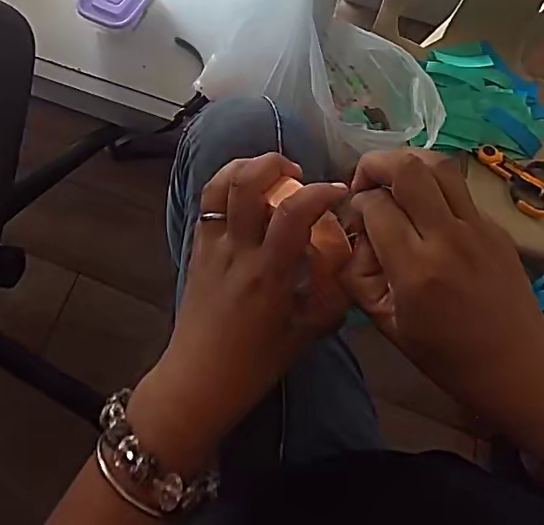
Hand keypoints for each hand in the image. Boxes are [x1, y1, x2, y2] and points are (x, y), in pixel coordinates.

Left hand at [129, 154, 350, 470]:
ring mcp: (211, 243)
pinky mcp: (196, 245)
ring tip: (269, 172)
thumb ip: (330, 299)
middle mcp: (236, 250)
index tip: (336, 190)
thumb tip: (347, 264)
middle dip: (274, 162)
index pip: (292, 214)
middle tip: (296, 173)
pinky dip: (227, 183)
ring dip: (247, 165)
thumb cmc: (252, 365)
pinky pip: (208, 200)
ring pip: (220, 184)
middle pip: (246, 183)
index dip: (318, 193)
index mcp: (266, 273)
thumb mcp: (303, 336)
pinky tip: (244, 191)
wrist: (196, 380)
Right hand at [338, 149, 543, 435]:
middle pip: (406, 168)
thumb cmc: (447, 355)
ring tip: (393, 179)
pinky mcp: (495, 225)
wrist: (522, 369)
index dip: (357, 202)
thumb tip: (355, 232)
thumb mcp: (386, 323)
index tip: (356, 217)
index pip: (375, 205)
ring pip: (437, 163)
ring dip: (406, 161)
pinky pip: (457, 186)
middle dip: (375, 164)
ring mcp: (477, 228)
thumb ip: (358, 274)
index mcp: (416, 270)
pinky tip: (426, 205)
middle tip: (366, 183)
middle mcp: (447, 239)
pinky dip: (432, 183)